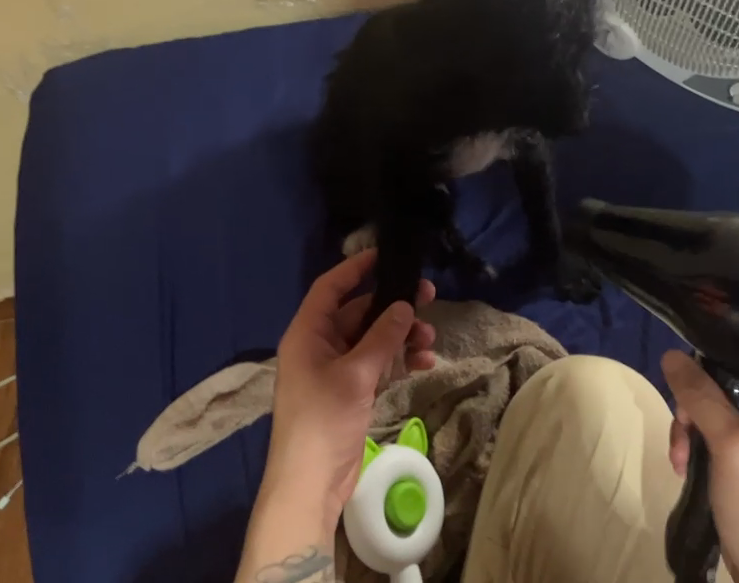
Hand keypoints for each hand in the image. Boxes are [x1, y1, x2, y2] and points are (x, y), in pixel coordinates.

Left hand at [265, 248, 437, 527]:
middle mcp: (319, 345)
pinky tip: (425, 361)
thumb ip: (382, 337)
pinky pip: (377, 363)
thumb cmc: (323, 420)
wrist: (310, 484)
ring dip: (401, 336)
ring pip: (373, 338)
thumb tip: (405, 305)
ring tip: (430, 338)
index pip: (330, 287)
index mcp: (308, 334)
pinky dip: (399, 360)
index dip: (355, 268)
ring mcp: (335, 370)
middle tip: (428, 297)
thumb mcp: (355, 375)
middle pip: (359, 312)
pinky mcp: (349, 392)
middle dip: (393, 307)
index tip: (385, 254)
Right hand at [662, 352, 738, 582]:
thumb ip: (700, 394)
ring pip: (723, 410)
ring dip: (694, 427)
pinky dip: (702, 446)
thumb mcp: (729, 442)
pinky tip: (684, 465)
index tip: (690, 371)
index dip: (721, 356)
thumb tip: (672, 353)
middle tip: (681, 427)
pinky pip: (725, 435)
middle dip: (698, 403)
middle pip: (734, 383)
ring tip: (679, 456)